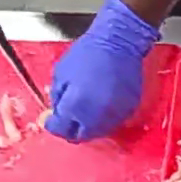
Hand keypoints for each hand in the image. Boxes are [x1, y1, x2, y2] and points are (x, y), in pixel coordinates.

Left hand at [46, 0, 159, 142]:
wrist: (119, 45)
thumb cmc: (88, 54)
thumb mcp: (61, 72)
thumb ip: (58, 97)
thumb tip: (58, 112)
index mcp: (75, 107)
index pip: (61, 130)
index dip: (54, 126)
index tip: (52, 120)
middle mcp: (95, 118)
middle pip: (81, 136)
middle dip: (72, 129)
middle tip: (69, 119)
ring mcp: (114, 117)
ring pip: (99, 132)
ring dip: (90, 125)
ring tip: (86, 111)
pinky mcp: (128, 112)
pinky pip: (113, 122)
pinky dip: (106, 118)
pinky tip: (102, 105)